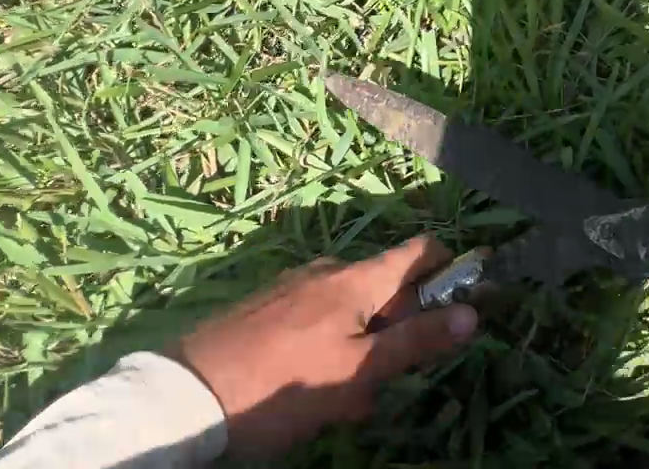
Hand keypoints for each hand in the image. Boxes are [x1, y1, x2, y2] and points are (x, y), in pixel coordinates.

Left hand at [173, 236, 479, 459]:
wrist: (175, 399)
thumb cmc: (280, 385)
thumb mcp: (355, 372)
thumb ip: (415, 341)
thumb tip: (473, 315)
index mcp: (360, 278)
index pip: (423, 250)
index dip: (450, 269)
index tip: (459, 303)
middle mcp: (331, 269)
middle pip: (386, 288)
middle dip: (396, 329)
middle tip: (384, 379)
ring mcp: (293, 285)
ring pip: (348, 309)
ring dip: (359, 345)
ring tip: (338, 397)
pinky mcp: (262, 307)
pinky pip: (313, 317)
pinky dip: (325, 344)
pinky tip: (303, 387)